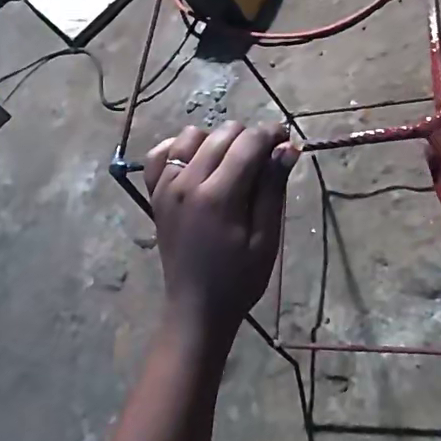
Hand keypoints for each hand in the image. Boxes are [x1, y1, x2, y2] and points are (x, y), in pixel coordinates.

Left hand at [143, 122, 298, 337]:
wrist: (196, 306)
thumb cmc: (239, 278)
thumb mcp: (266, 239)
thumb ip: (272, 189)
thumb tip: (287, 148)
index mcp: (218, 196)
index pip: (248, 143)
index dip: (271, 134)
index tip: (285, 140)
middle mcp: (187, 182)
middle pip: (222, 134)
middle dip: (248, 138)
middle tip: (263, 160)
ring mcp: (165, 185)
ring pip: (191, 135)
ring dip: (215, 140)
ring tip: (230, 163)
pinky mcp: (154, 192)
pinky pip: (161, 153)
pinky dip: (179, 148)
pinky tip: (196, 162)